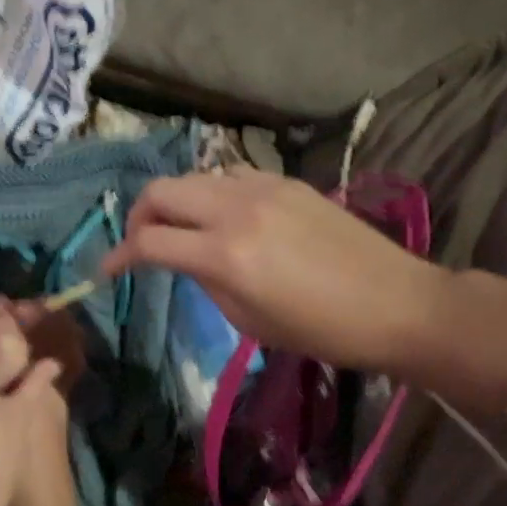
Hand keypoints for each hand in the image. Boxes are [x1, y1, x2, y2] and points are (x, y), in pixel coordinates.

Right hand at [102, 168, 449, 374]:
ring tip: (181, 229)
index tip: (109, 269)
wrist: (397, 303)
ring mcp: (263, 189)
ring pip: (193, 177)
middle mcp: (236, 211)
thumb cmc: (320, 329)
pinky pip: (229, 176)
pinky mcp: (286, 183)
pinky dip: (210, 193)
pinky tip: (223, 217)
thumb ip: (206, 281)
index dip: (119, 255)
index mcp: (224, 255)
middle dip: (139, 216)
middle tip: (141, 243)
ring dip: (175, 201)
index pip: (149, 241)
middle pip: (161, 191)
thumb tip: (187, 259)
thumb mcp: (248, 319)